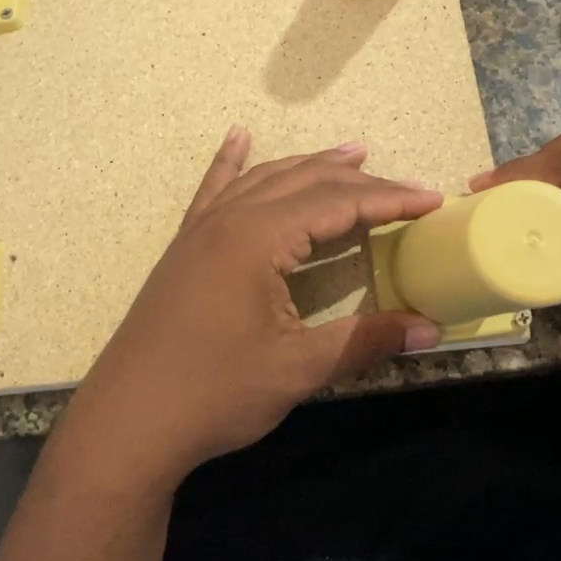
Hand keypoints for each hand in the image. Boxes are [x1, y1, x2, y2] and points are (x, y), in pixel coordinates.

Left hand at [55, 127, 444, 490]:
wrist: (128, 422)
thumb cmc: (214, 393)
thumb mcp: (297, 369)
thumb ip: (364, 341)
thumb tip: (430, 329)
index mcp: (258, 238)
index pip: (337, 203)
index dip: (389, 199)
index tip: (432, 198)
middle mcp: (229, 219)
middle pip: (305, 183)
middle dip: (359, 181)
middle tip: (406, 186)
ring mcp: (201, 230)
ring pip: (264, 179)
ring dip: (310, 166)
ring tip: (351, 154)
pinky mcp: (184, 248)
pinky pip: (214, 190)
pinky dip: (232, 162)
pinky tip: (238, 138)